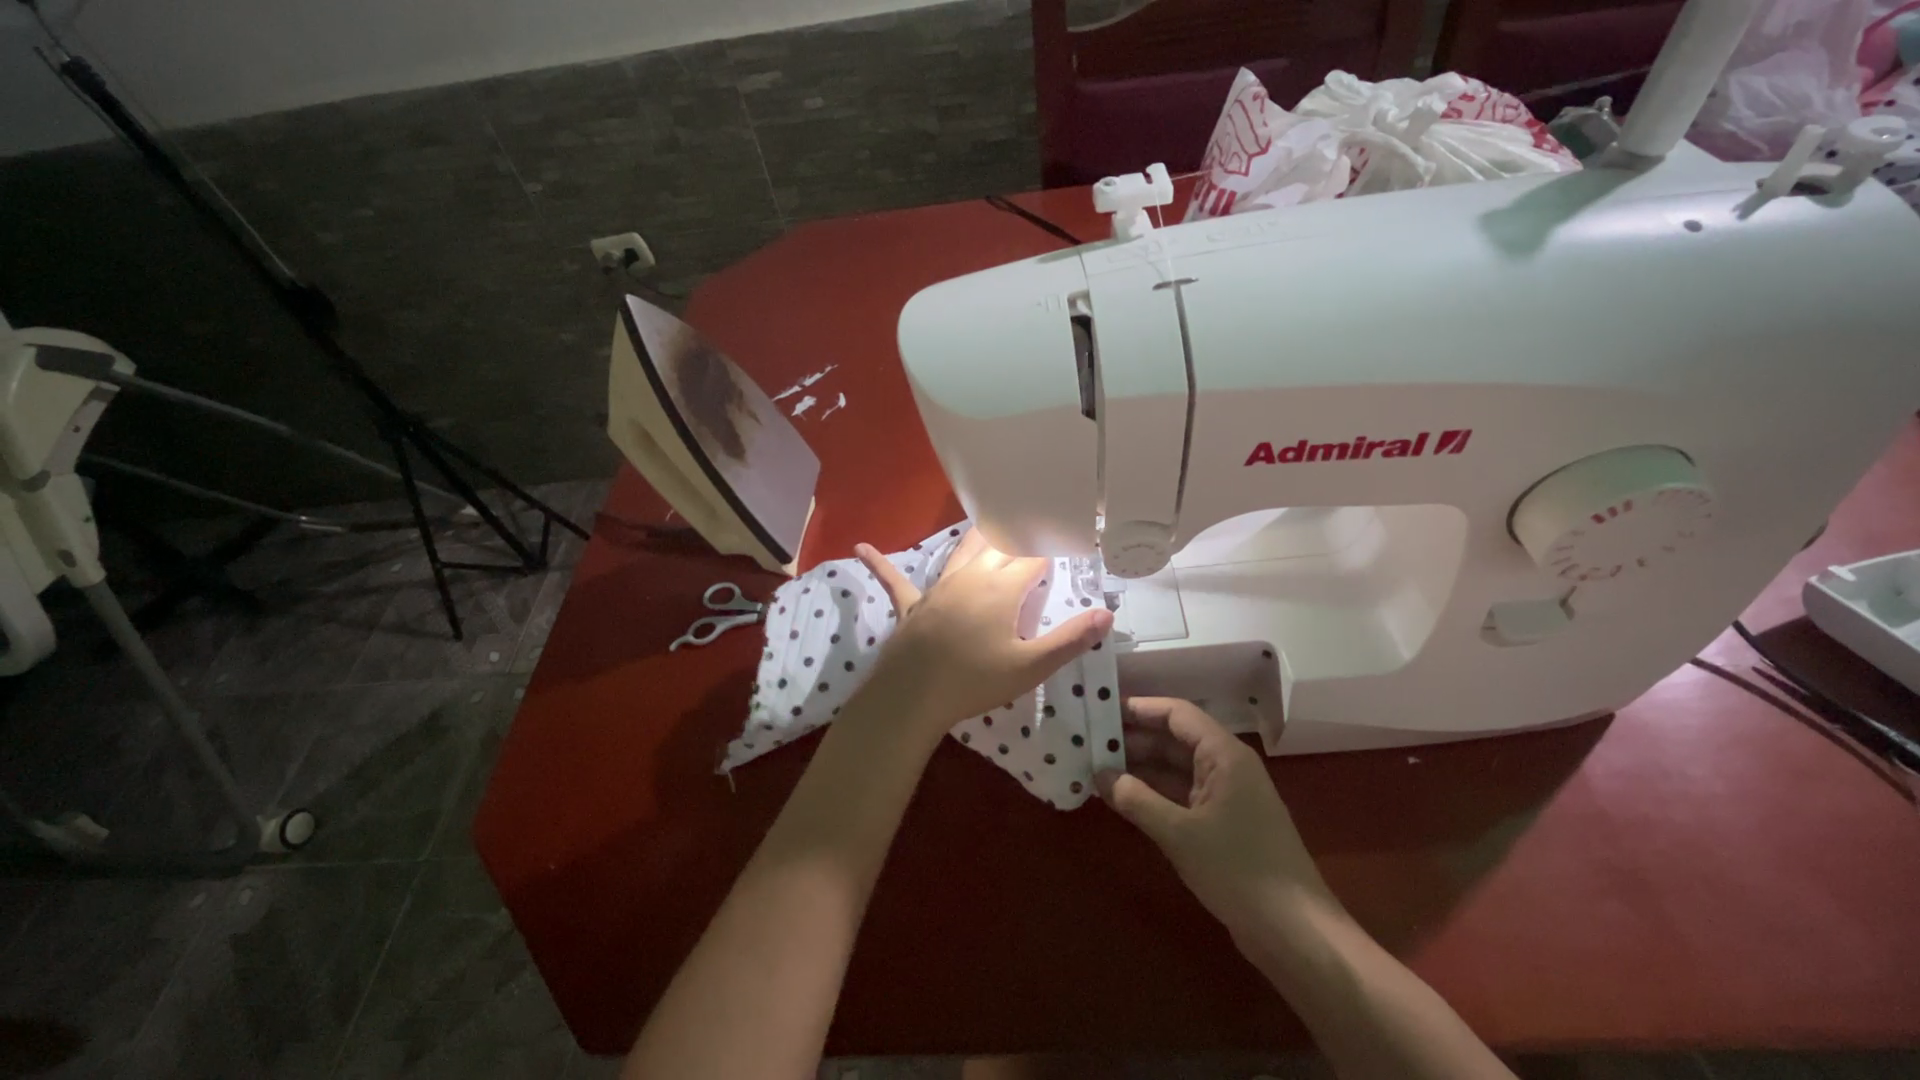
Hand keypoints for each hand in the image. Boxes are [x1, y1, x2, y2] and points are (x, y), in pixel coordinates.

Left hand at [854, 529, 1111, 744]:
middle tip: (1035, 521)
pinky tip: (860, 547)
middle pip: (998, 545)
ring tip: (989, 520)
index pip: (1033, 556)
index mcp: (1002, 587)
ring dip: (977, 537)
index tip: (1069, 537)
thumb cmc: (974, 681)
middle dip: (1019, 533)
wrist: (911, 699)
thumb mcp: (1030, 666)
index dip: (1051, 545)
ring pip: (960, 552)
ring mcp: (937, 589)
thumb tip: (1107, 615)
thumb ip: (1070, 640)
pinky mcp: (910, 606)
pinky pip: (895, 580)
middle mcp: (970, 577)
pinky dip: (881, 563)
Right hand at [1096, 698, 1337, 942]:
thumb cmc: (1238, 868)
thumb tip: (1099, 774)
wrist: (1292, 928)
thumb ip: (1136, 799)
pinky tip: (1122, 799)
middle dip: (1133, 739)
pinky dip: (1152, 794)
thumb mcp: (1179, 833)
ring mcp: (1226, 797)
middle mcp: (1226, 767)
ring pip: (1175, 769)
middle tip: (1088, 742)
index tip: (1099, 709)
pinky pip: (1181, 796)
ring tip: (1094, 768)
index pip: (1177, 714)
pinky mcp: (1222, 824)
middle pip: (1175, 739)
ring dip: (1139, 768)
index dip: (1139, 708)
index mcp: (1224, 755)